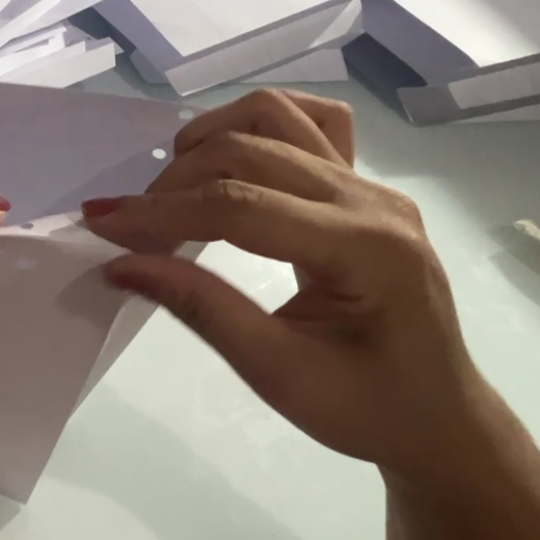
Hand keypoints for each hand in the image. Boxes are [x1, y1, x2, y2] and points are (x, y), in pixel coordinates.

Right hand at [82, 89, 499, 484]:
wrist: (440, 422)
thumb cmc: (364, 409)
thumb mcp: (276, 372)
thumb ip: (199, 308)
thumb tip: (119, 263)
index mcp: (365, 249)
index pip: (239, 205)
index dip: (160, 211)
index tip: (100, 224)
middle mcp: (372, 199)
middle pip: (247, 152)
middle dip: (174, 183)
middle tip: (133, 230)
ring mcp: (372, 183)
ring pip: (274, 117)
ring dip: (209, 141)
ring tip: (175, 190)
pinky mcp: (362, 183)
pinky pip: (308, 122)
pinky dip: (255, 125)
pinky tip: (230, 157)